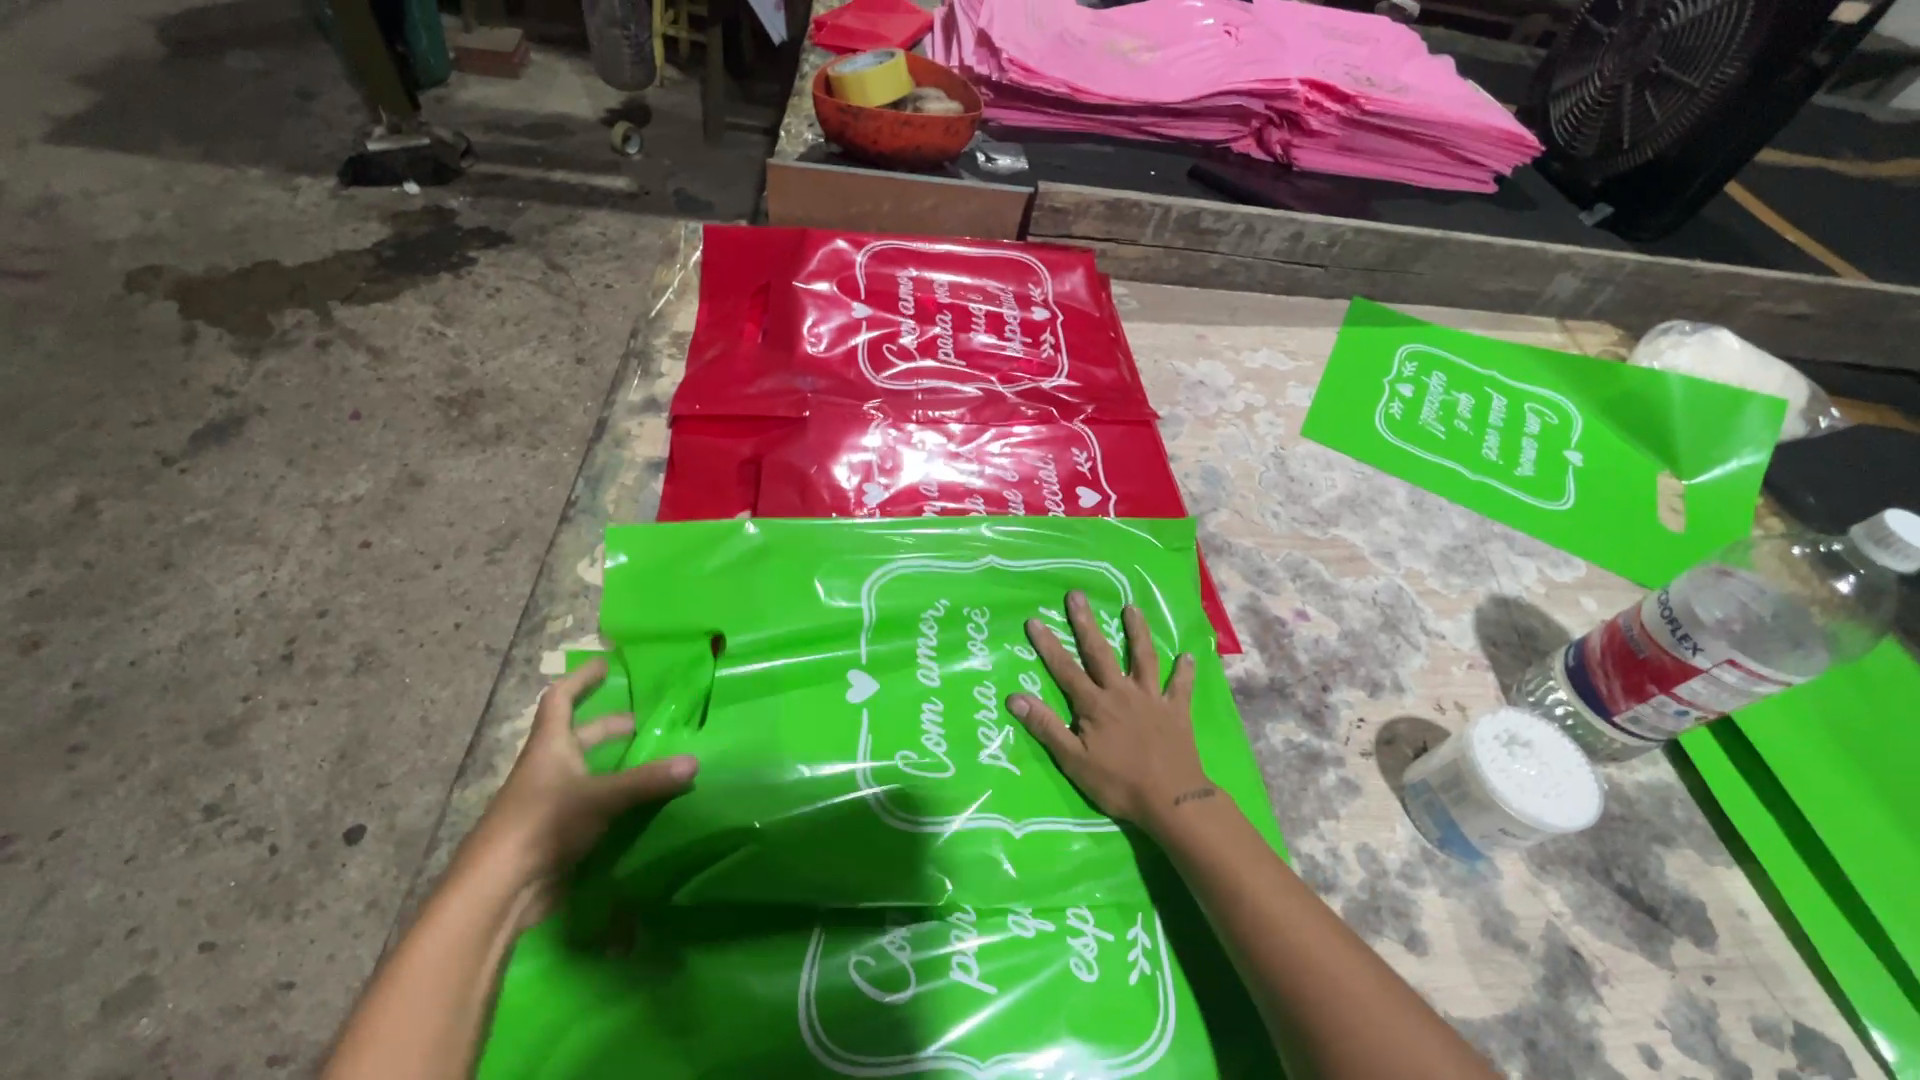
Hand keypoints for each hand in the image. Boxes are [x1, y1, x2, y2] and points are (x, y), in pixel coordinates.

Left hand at [463, 659, 697, 901]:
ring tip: (652, 762)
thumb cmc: (543, 824)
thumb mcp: (600, 797)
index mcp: (550, 747)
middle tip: (643, 723)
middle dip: (609, 727)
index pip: (560, 700)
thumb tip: (694, 762)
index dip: (580, 680)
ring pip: (586, 772)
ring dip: (615, 764)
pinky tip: (640, 805)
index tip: (604, 666)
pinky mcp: (558, 832)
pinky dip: (615, 798)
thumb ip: (647, 781)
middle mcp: (548, 769)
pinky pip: (592, 804)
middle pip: (579, 737)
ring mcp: (551, 802)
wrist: (501, 887)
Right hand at [1005, 591, 1214, 827]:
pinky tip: (1188, 655)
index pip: (1065, 669)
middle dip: (1086, 623)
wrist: (1170, 799)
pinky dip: (1184, 671)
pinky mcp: (1176, 711)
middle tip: (1077, 595)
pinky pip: (1180, 686)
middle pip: (1101, 652)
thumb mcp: (1074, 760)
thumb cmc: (1118, 783)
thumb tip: (1015, 697)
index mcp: (1095, 705)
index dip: (1049, 645)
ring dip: (1137, 632)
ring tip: (1132, 608)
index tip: (1035, 620)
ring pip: (1143, 658)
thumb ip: (1046, 726)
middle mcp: (1122, 693)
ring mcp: (1152, 699)